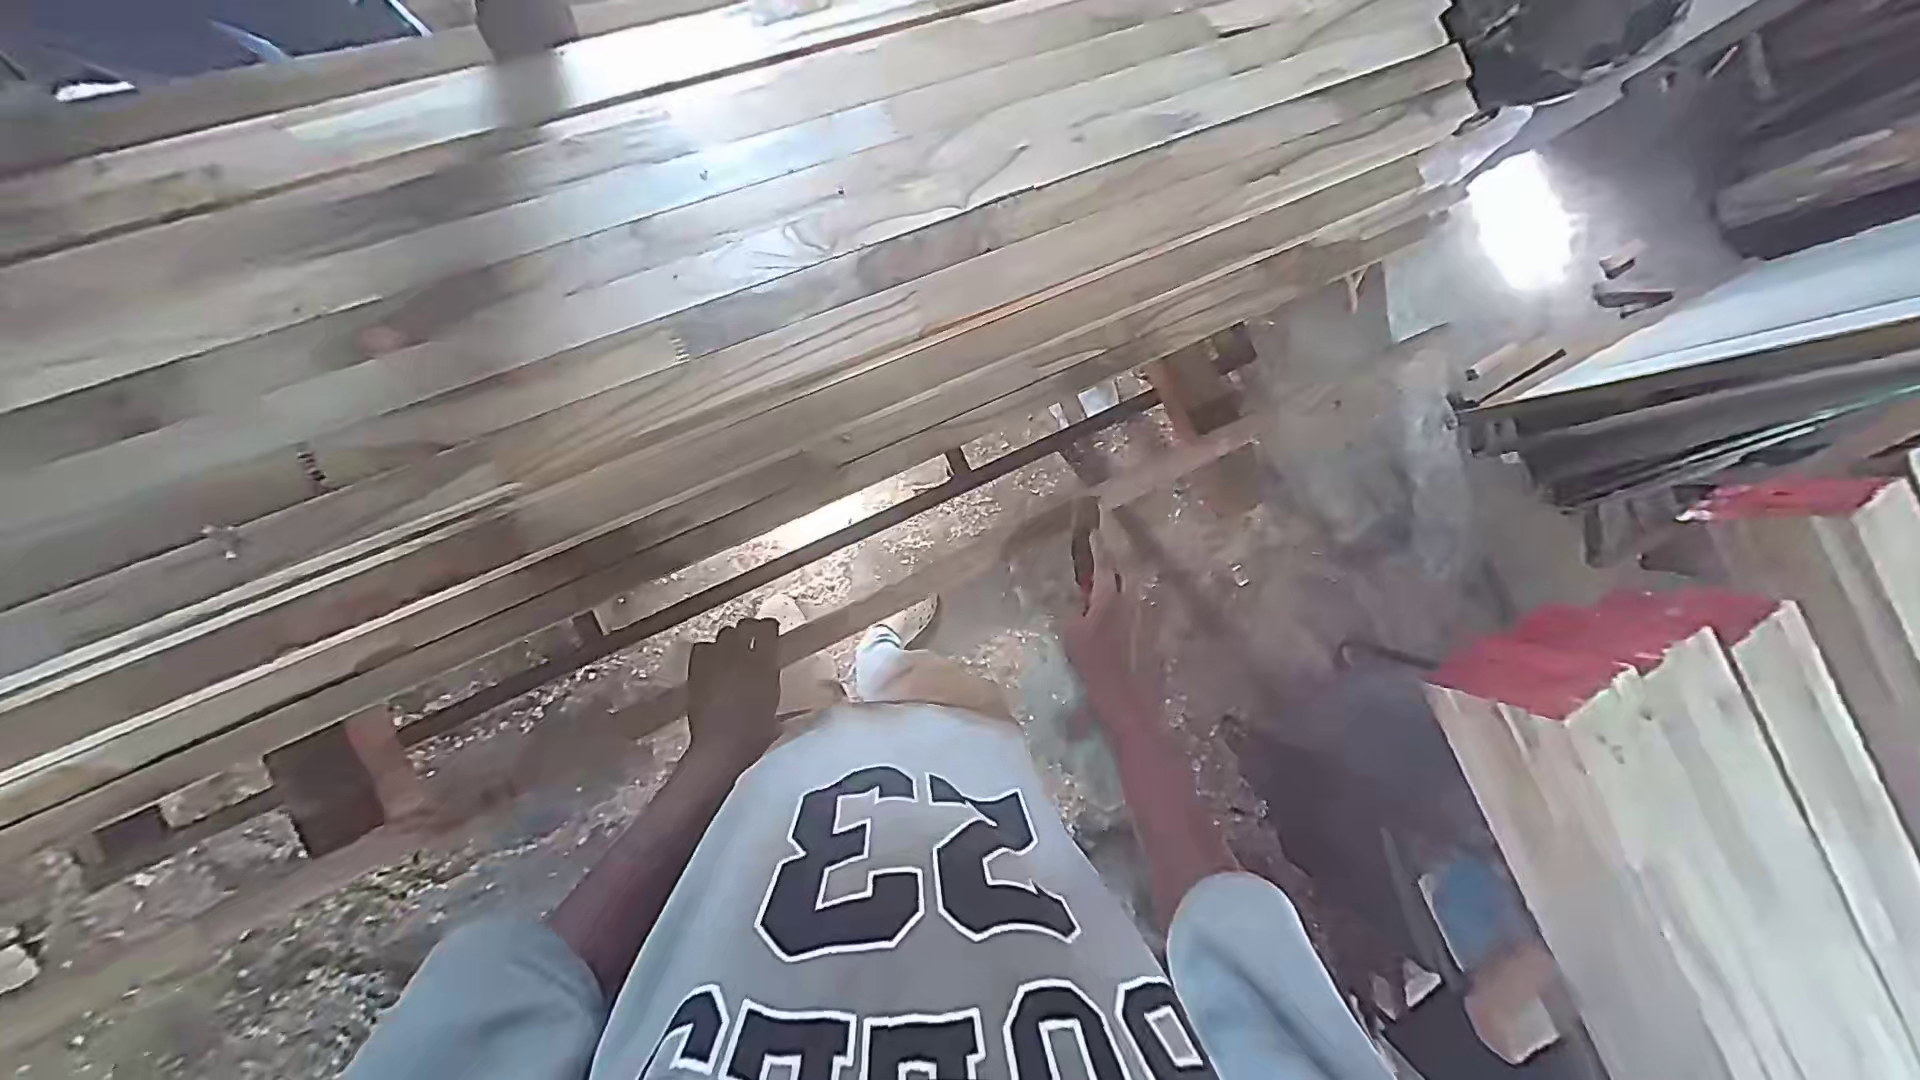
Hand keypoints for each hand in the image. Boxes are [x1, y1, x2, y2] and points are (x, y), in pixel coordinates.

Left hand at [685, 617, 781, 768]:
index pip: (766, 628)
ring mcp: (716, 662)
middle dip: (749, 629)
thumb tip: (770, 675)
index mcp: (764, 664)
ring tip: (732, 650)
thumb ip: (771, 683)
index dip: (769, 627)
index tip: (770, 631)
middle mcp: (740, 656)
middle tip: (752, 639)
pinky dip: (708, 650)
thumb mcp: (773, 705)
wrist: (720, 747)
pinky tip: (712, 660)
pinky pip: (702, 647)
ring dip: (730, 639)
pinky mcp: (696, 671)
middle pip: (743, 626)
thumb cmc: (753, 734)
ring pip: (723, 634)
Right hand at [1060, 534, 1147, 712]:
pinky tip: (1117, 624)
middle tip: (1098, 564)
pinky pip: (1138, 614)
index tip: (1093, 531)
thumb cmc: (1095, 671)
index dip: (1097, 547)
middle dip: (1111, 567)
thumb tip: (1081, 602)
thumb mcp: (1072, 638)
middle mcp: (1134, 603)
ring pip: (1132, 595)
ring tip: (1105, 594)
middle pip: (1123, 575)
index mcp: (1110, 599)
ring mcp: (1147, 619)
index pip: (1103, 565)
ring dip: (1119, 590)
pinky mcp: (1154, 636)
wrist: (1131, 706)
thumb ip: (1075, 612)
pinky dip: (1127, 611)